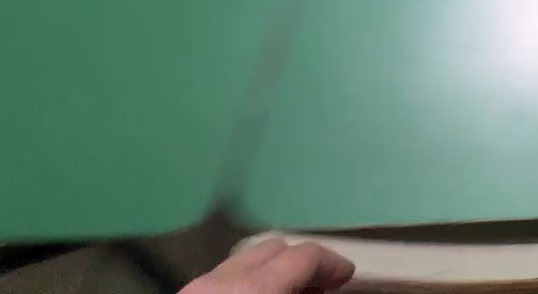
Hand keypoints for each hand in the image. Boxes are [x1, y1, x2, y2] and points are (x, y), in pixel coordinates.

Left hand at [181, 239, 355, 293]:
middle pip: (273, 247)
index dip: (333, 262)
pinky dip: (242, 285)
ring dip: (269, 272)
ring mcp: (191, 287)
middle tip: (317, 284)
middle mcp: (220, 277)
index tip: (345, 275)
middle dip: (298, 261)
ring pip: (243, 262)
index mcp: (253, 285)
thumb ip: (309, 290)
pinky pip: (219, 280)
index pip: (306, 254)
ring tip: (285, 291)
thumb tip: (327, 285)